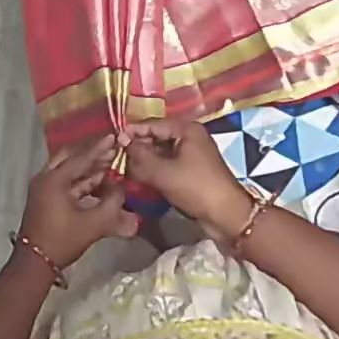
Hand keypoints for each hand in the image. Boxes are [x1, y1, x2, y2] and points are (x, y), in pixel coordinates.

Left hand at [18, 134, 137, 267]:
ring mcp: (43, 188)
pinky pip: (66, 182)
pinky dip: (81, 182)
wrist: (35, 262)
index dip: (99, 148)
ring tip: (110, 166)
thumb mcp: (93, 224)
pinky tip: (99, 184)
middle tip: (112, 150)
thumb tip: (122, 189)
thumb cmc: (62, 240)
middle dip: (92, 155)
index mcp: (54, 179)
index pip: (81, 158)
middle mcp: (45, 178)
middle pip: (71, 158)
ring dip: (88, 169)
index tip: (114, 137)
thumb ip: (112, 205)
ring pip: (68, 171)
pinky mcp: (46, 199)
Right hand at [121, 119, 252, 236]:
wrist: (227, 215)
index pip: (152, 124)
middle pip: (156, 136)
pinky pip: (167, 163)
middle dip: (137, 146)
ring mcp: (191, 153)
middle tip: (116, 156)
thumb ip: (139, 156)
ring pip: (160, 151)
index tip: (112, 141)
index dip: (131, 132)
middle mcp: (189, 136)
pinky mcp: (191, 170)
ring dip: (144, 159)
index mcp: (186, 129)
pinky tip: (139, 176)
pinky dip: (154, 168)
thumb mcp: (163, 172)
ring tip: (123, 167)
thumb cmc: (196, 187)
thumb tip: (121, 143)